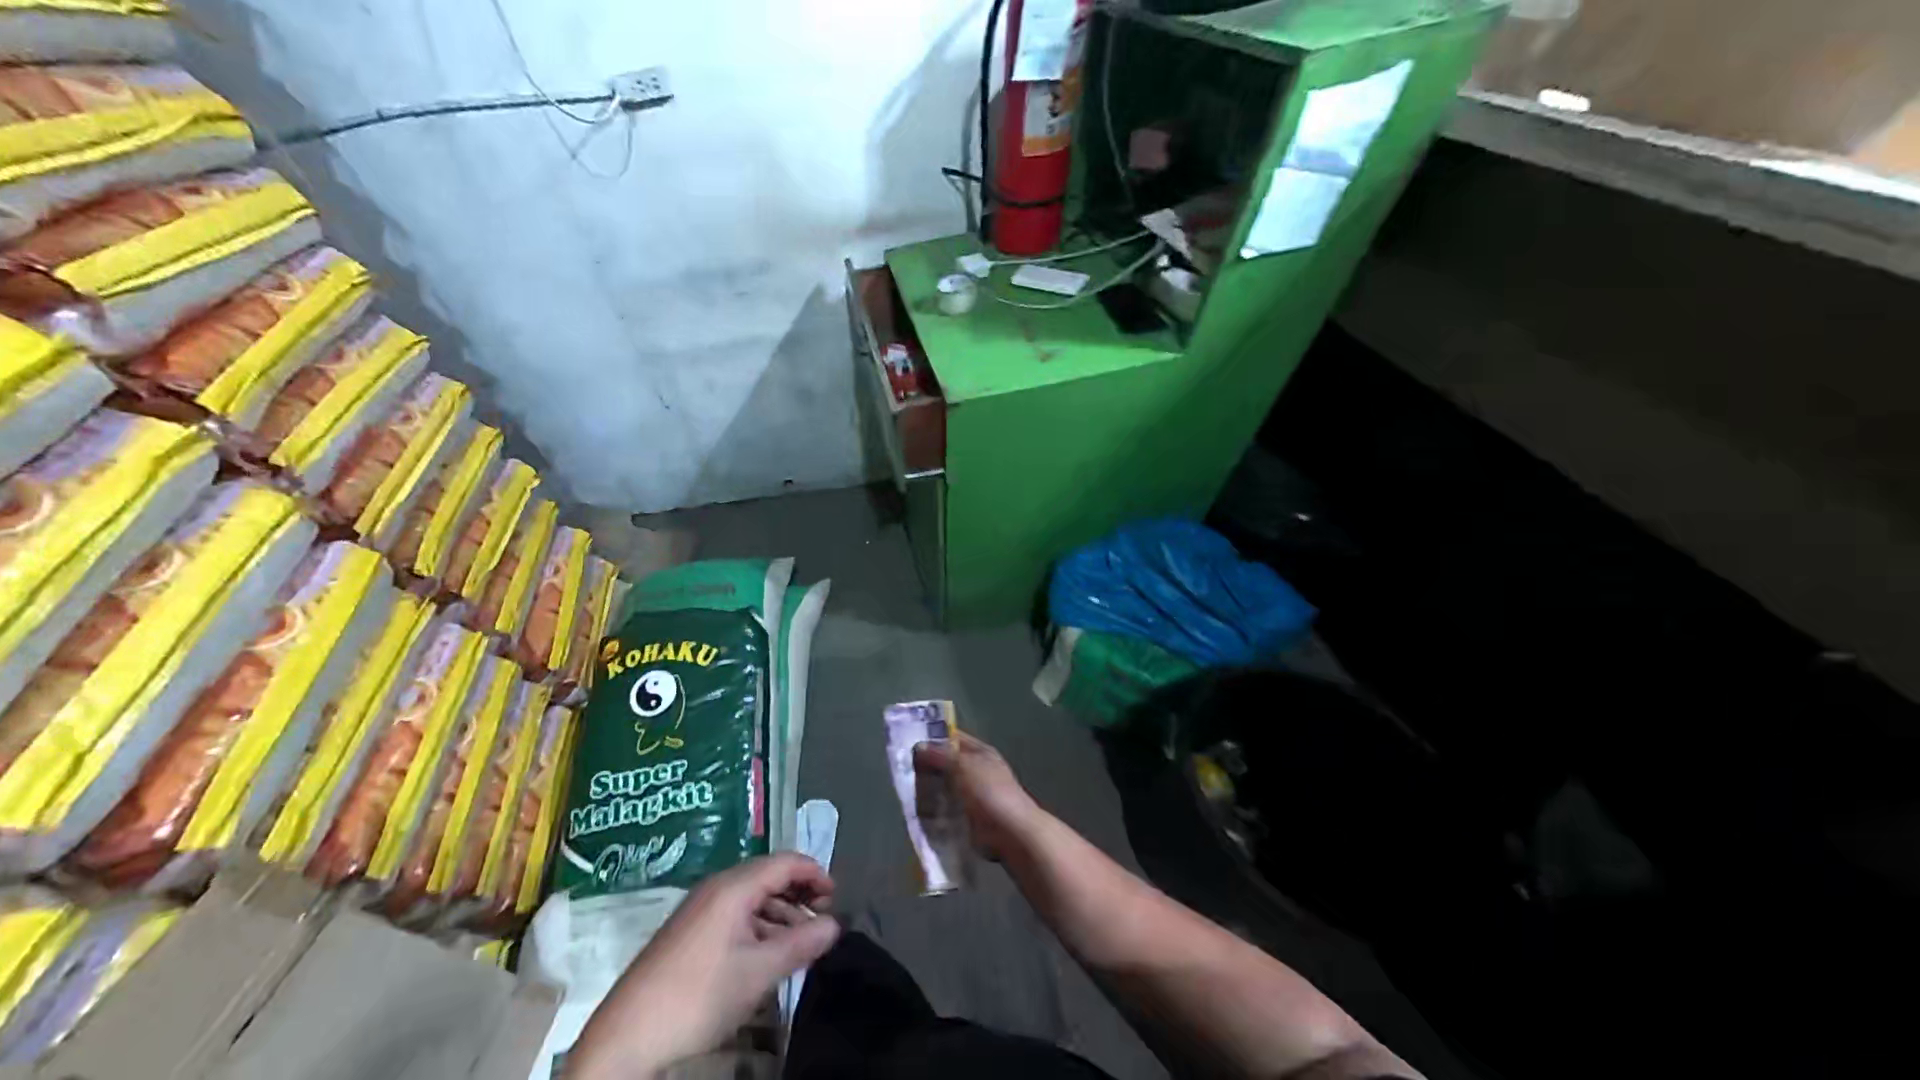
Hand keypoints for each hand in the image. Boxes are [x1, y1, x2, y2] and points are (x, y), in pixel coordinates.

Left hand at [566, 854, 840, 1079]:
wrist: (626, 1037)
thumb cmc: (699, 996)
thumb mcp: (759, 972)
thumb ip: (802, 944)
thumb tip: (836, 924)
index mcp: (733, 887)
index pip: (786, 862)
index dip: (816, 874)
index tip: (836, 899)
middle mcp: (716, 888)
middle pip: (769, 876)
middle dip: (800, 894)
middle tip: (823, 921)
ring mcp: (699, 910)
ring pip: (752, 898)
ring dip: (781, 914)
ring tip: (800, 944)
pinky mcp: (689, 932)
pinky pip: (735, 915)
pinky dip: (759, 927)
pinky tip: (766, 955)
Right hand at [913, 731, 1043, 860]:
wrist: (1010, 832)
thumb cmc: (989, 791)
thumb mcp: (963, 766)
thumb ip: (941, 755)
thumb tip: (919, 746)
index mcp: (980, 752)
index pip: (952, 739)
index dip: (933, 739)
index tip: (908, 744)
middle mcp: (976, 771)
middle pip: (946, 765)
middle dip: (927, 768)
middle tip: (902, 771)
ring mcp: (973, 795)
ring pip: (944, 788)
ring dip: (929, 791)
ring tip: (907, 792)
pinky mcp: (968, 817)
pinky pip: (946, 809)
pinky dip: (935, 810)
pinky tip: (918, 812)